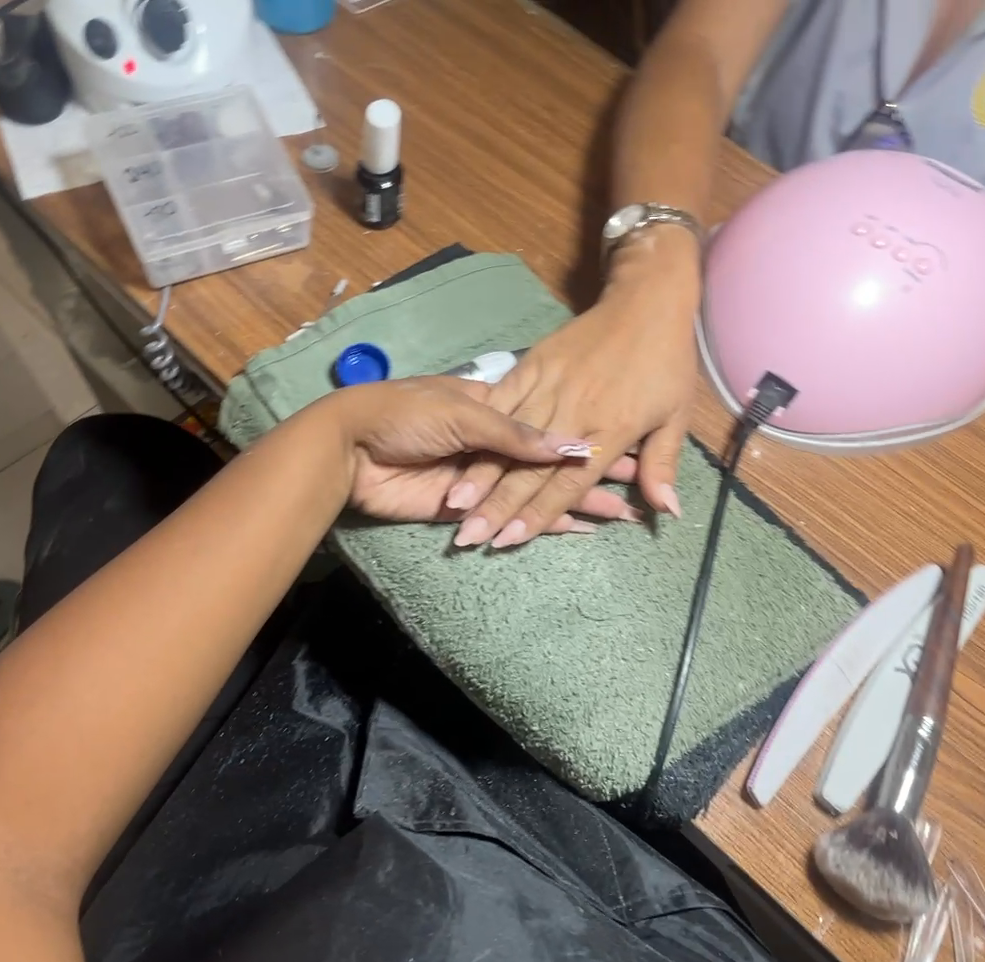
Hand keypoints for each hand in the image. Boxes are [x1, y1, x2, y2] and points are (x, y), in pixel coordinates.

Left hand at [307, 377, 640, 531]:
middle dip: (591, 475)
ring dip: (576, 503)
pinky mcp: (467, 509)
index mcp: (496, 408)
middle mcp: (494, 444)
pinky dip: (541, 523)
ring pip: (537, 493)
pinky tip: (576, 529)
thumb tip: (567, 449)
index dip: (586, 438)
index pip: (551, 427)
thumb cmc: (404, 413)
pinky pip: (510, 515)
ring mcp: (482, 479)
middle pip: (551, 464)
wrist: (349, 447)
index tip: (627, 450)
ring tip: (619, 516)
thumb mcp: (463, 413)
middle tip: (634, 492)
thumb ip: (513, 435)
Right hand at [450, 229, 701, 548]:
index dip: (539, 514)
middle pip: (530, 468)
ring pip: (508, 439)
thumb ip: (661, 465)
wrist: (646, 300)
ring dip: (480, 474)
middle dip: (497, 506)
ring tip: (455, 504)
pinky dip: (480, 429)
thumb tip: (667, 513)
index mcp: (610, 430)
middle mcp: (574, 413)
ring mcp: (548, 387)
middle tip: (470, 536)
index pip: (567, 482)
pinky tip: (458, 449)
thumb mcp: (676, 416)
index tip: (510, 539)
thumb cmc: (665, 363)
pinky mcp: (531, 365)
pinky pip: (502, 401)